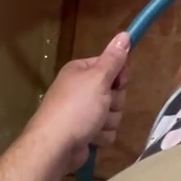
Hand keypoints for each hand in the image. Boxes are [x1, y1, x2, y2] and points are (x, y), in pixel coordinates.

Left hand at [22, 33, 130, 172]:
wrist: (55, 146)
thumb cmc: (77, 108)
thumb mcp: (98, 79)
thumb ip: (114, 58)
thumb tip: (124, 34)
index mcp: (81, 71)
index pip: (112, 65)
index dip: (119, 76)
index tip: (119, 83)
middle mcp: (81, 88)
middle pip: (115, 91)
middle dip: (113, 102)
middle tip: (103, 106)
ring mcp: (83, 111)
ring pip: (113, 113)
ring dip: (108, 121)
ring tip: (94, 125)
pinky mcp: (86, 131)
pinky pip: (106, 130)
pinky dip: (101, 135)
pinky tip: (91, 137)